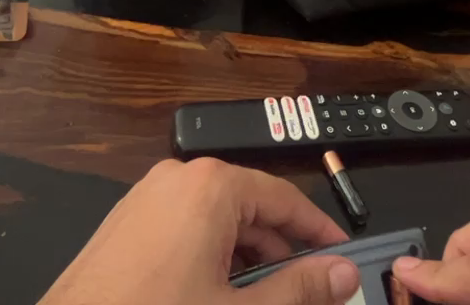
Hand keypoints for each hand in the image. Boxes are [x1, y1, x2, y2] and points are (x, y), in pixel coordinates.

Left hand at [38, 158, 358, 304]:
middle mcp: (178, 178)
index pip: (283, 197)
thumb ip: (299, 291)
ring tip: (258, 303)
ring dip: (244, 261)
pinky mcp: (125, 223)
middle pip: (249, 207)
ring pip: (215, 221)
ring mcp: (145, 197)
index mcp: (211, 186)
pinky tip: (212, 298)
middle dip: (280, 254)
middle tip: (306, 297)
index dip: (319, 232)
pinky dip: (208, 259)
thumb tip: (344, 272)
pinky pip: (183, 229)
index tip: (344, 260)